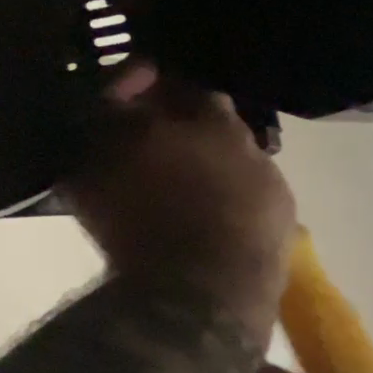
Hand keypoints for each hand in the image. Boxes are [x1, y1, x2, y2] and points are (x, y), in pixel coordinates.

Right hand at [64, 64, 297, 329]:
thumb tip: (110, 96)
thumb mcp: (93, 158)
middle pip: (202, 116)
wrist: (197, 295)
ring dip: (193, 160)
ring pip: (223, 156)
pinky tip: (181, 213)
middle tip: (130, 135)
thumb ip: (102, 118)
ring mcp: (271, 184)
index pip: (173, 76)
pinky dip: (210, 196)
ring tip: (155, 179)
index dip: (139, 80)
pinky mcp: (279, 227)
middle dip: (169, 121)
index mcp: (206, 115)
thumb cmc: (136, 214)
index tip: (112, 93)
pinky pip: (237, 195)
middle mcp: (246, 140)